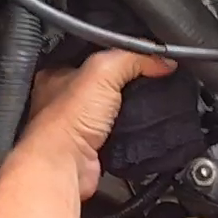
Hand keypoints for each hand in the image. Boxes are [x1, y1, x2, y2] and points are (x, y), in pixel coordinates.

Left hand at [20, 51, 174, 198]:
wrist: (65, 166)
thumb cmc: (66, 121)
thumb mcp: (103, 70)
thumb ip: (132, 58)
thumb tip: (159, 60)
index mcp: (57, 75)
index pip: (90, 54)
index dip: (115, 52)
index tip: (140, 54)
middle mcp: (65, 100)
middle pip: (103, 82)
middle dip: (124, 82)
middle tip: (146, 78)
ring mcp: (78, 125)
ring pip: (111, 109)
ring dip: (128, 108)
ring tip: (143, 103)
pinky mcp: (92, 147)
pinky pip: (118, 133)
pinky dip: (129, 131)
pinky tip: (136, 127)